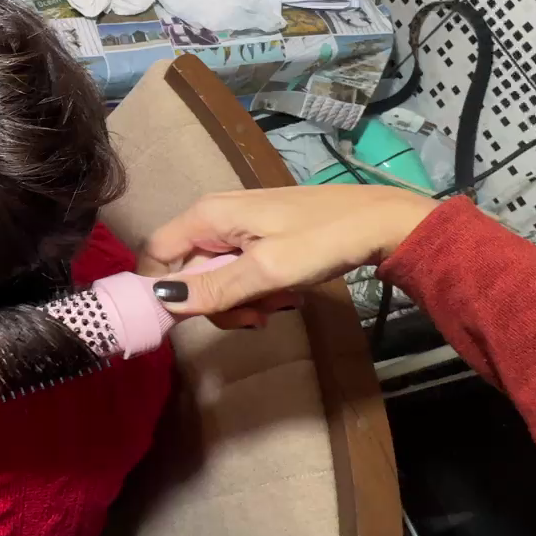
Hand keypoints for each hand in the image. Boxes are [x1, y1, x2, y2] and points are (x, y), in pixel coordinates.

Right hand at [144, 187, 438, 319]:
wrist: (380, 221)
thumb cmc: (322, 241)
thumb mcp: (267, 271)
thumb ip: (214, 287)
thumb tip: (163, 300)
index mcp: (206, 216)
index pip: (155, 252)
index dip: (159, 287)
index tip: (186, 320)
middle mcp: (211, 215)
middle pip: (186, 268)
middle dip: (214, 300)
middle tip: (254, 318)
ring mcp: (233, 223)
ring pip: (212, 272)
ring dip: (238, 298)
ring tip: (277, 305)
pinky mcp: (254, 232)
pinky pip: (235, 266)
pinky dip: (253, 286)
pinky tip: (283, 292)